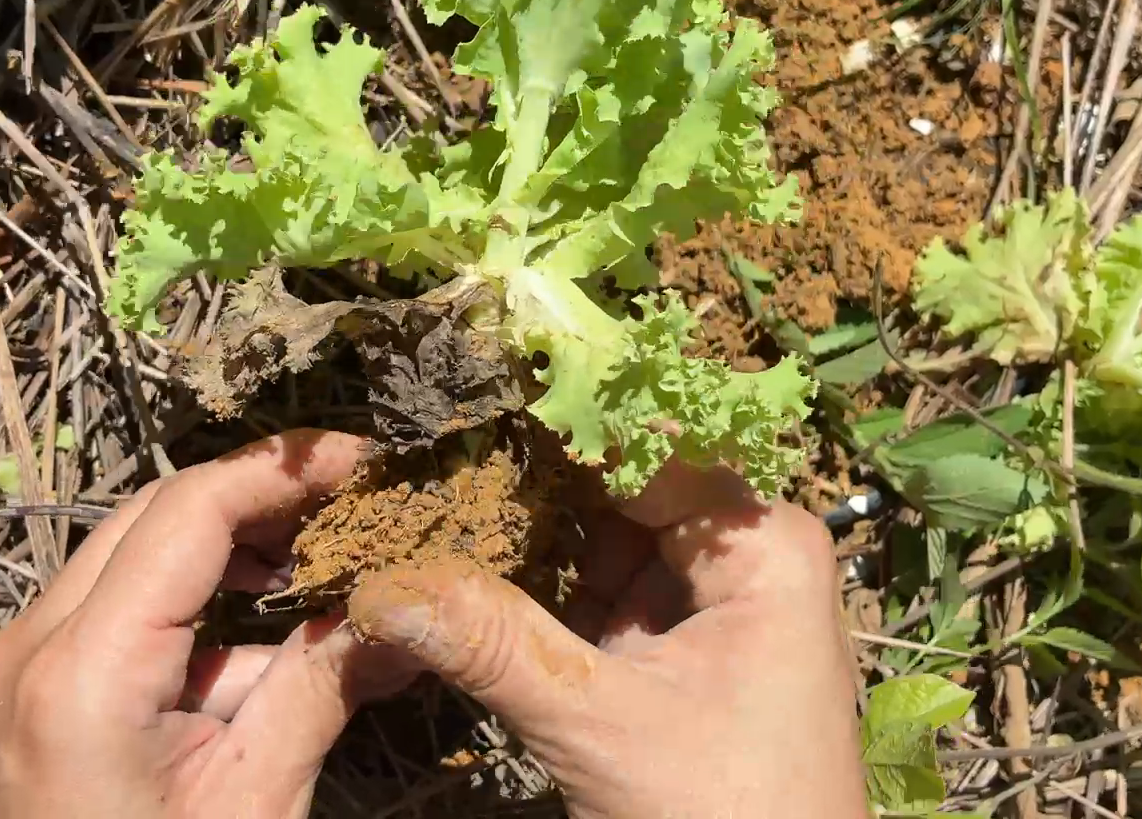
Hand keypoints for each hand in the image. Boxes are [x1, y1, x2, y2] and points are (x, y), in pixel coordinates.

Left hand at [0, 430, 410, 818]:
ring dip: (232, 530)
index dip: (284, 468)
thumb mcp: (256, 804)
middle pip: (159, 509)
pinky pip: (121, 590)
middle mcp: (27, 643)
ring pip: (138, 539)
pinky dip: (199, 579)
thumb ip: (327, 684)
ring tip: (314, 539)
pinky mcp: (28, 677)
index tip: (363, 462)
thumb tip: (413, 602)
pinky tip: (259, 601)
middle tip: (348, 494)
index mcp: (80, 674)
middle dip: (263, 491)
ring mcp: (15, 657)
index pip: (192, 509)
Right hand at [347, 465, 870, 818]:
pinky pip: (621, 576)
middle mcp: (749, 543)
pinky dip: (565, 580)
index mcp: (760, 539)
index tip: (476, 413)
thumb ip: (496, 645)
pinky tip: (504, 576)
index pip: (644, 448)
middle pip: (628, 484)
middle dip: (542, 487)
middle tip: (451, 472)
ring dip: (546, 533)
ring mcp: (721, 584)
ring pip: (616, 528)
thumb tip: (381, 587)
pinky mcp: (695, 625)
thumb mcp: (602, 727)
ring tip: (462, 517)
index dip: (558, 430)